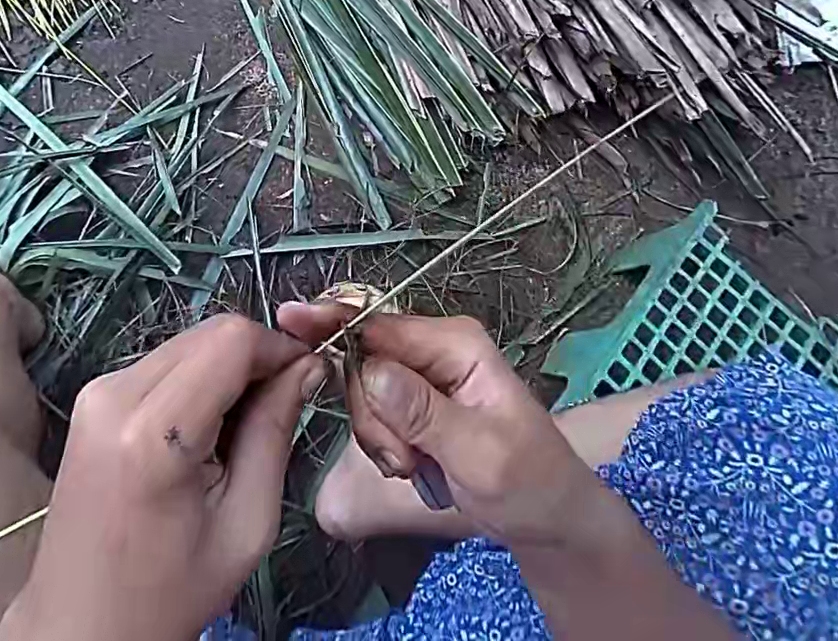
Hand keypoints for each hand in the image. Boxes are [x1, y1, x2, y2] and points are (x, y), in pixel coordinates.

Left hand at [2, 314, 324, 640]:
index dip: (278, 348)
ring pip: (192, 341)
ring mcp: (98, 390)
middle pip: (212, 333)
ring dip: (229, 367)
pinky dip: (201, 376)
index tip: (305, 377)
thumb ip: (276, 430)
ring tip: (239, 425)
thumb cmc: (169, 592)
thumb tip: (309, 365)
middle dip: (257, 356)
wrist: (77, 630)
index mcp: (153, 433)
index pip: (232, 340)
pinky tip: (205, 425)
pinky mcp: (94, 394)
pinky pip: (169, 359)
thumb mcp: (246, 522)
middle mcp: (116, 394)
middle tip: (278, 403)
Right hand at [277, 303, 605, 549]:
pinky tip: (413, 466)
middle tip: (406, 457)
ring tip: (418, 465)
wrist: (545, 517)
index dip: (334, 322)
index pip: (381, 324)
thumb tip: (370, 372)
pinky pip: (373, 415)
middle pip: (363, 361)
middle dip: (373, 414)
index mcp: (454, 342)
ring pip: (363, 393)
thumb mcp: (480, 451)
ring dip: (380, 437)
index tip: (291, 320)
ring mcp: (420, 375)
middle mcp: (432, 348)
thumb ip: (423, 413)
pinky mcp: (412, 402)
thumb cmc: (528, 480)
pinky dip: (384, 446)